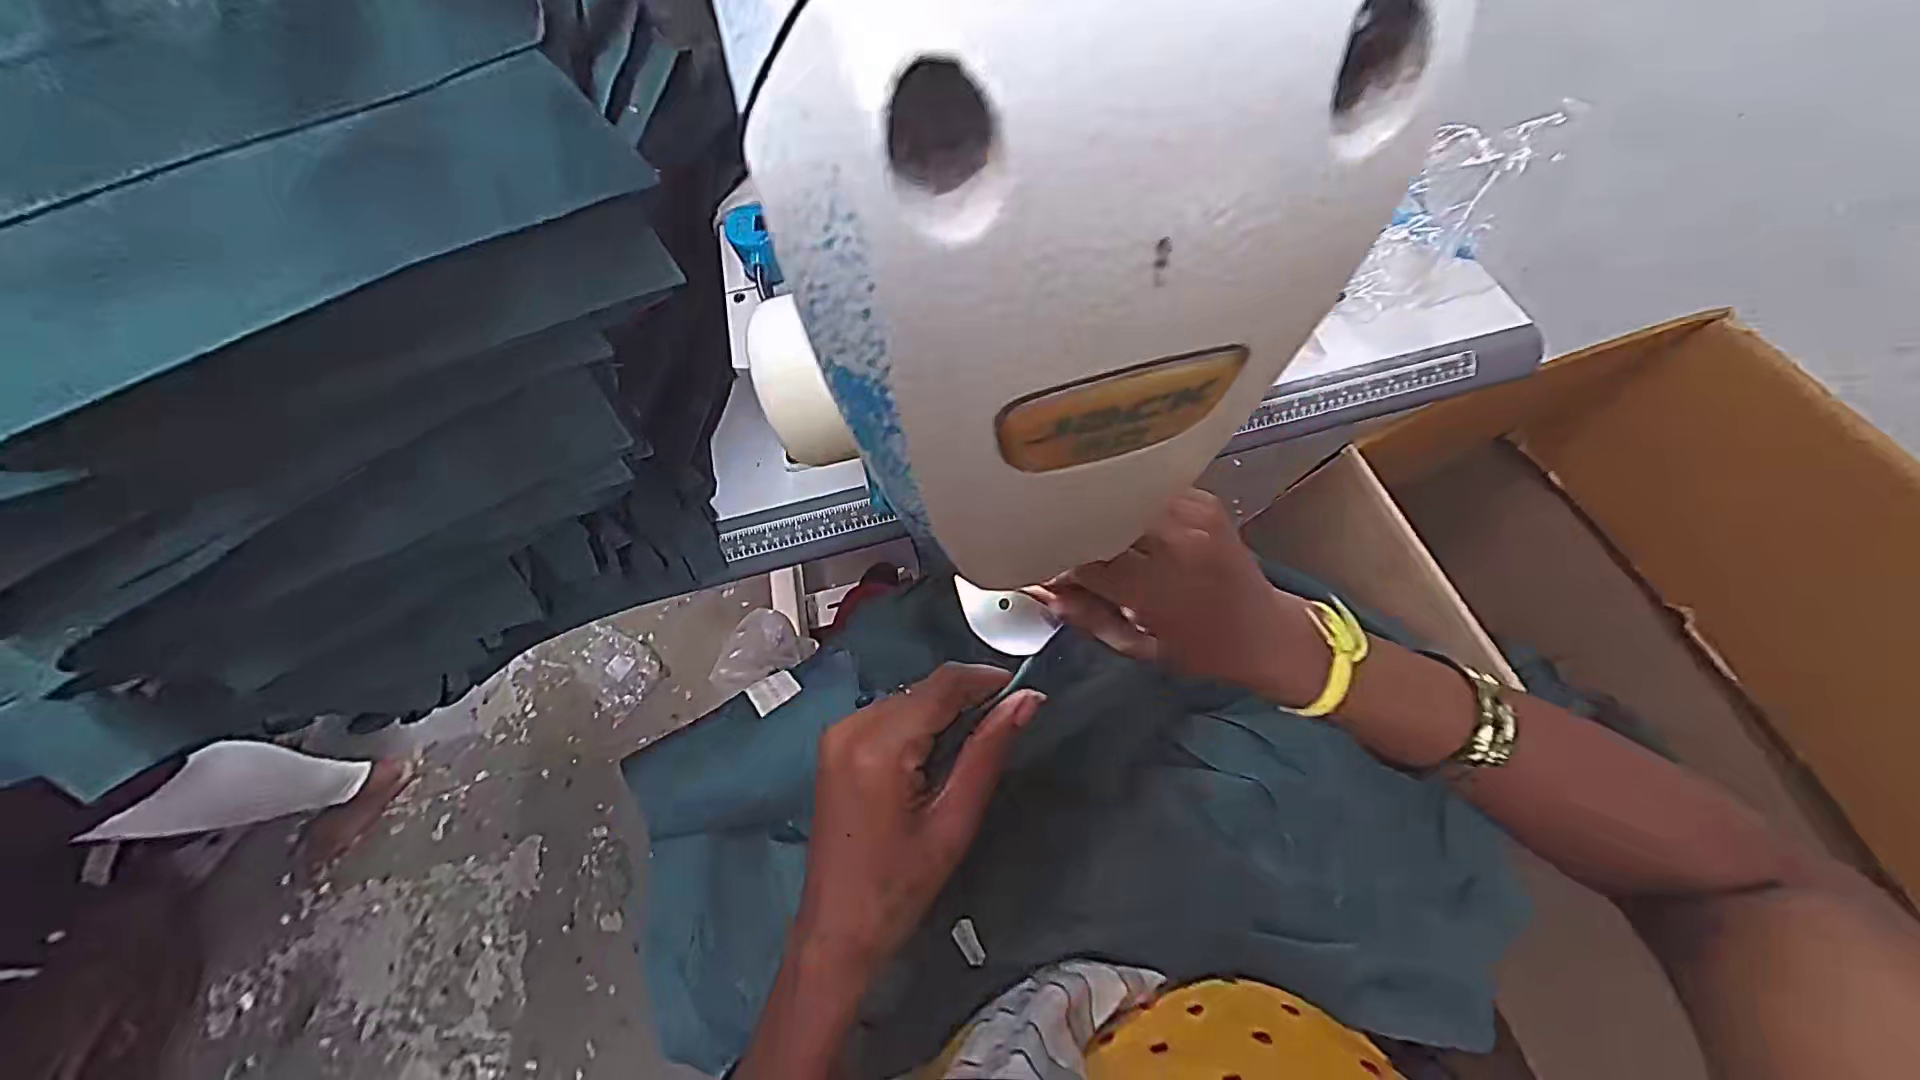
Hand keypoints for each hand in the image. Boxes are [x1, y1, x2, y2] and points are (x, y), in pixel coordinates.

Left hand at [796, 663, 1044, 974]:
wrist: (837, 928)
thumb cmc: (898, 887)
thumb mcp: (954, 820)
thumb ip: (989, 751)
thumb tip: (1025, 700)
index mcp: (878, 745)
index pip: (942, 684)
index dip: (987, 679)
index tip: (1022, 689)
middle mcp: (851, 726)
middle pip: (924, 688)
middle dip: (968, 697)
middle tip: (1006, 721)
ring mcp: (838, 733)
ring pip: (909, 696)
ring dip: (945, 709)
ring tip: (975, 743)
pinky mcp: (835, 743)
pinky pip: (889, 713)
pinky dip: (920, 721)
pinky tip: (937, 752)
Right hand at [1028, 489, 1326, 705]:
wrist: (1268, 631)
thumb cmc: (1202, 650)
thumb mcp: (1139, 647)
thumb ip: (1088, 617)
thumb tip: (1043, 590)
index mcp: (1159, 588)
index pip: (1083, 559)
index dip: (1054, 561)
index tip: (1040, 566)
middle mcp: (1177, 541)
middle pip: (1099, 516)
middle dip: (1072, 529)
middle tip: (1055, 542)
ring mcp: (1194, 512)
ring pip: (1121, 496)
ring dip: (1098, 512)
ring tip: (1086, 530)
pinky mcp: (1204, 498)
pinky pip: (1147, 491)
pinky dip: (1127, 504)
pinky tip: (1120, 519)